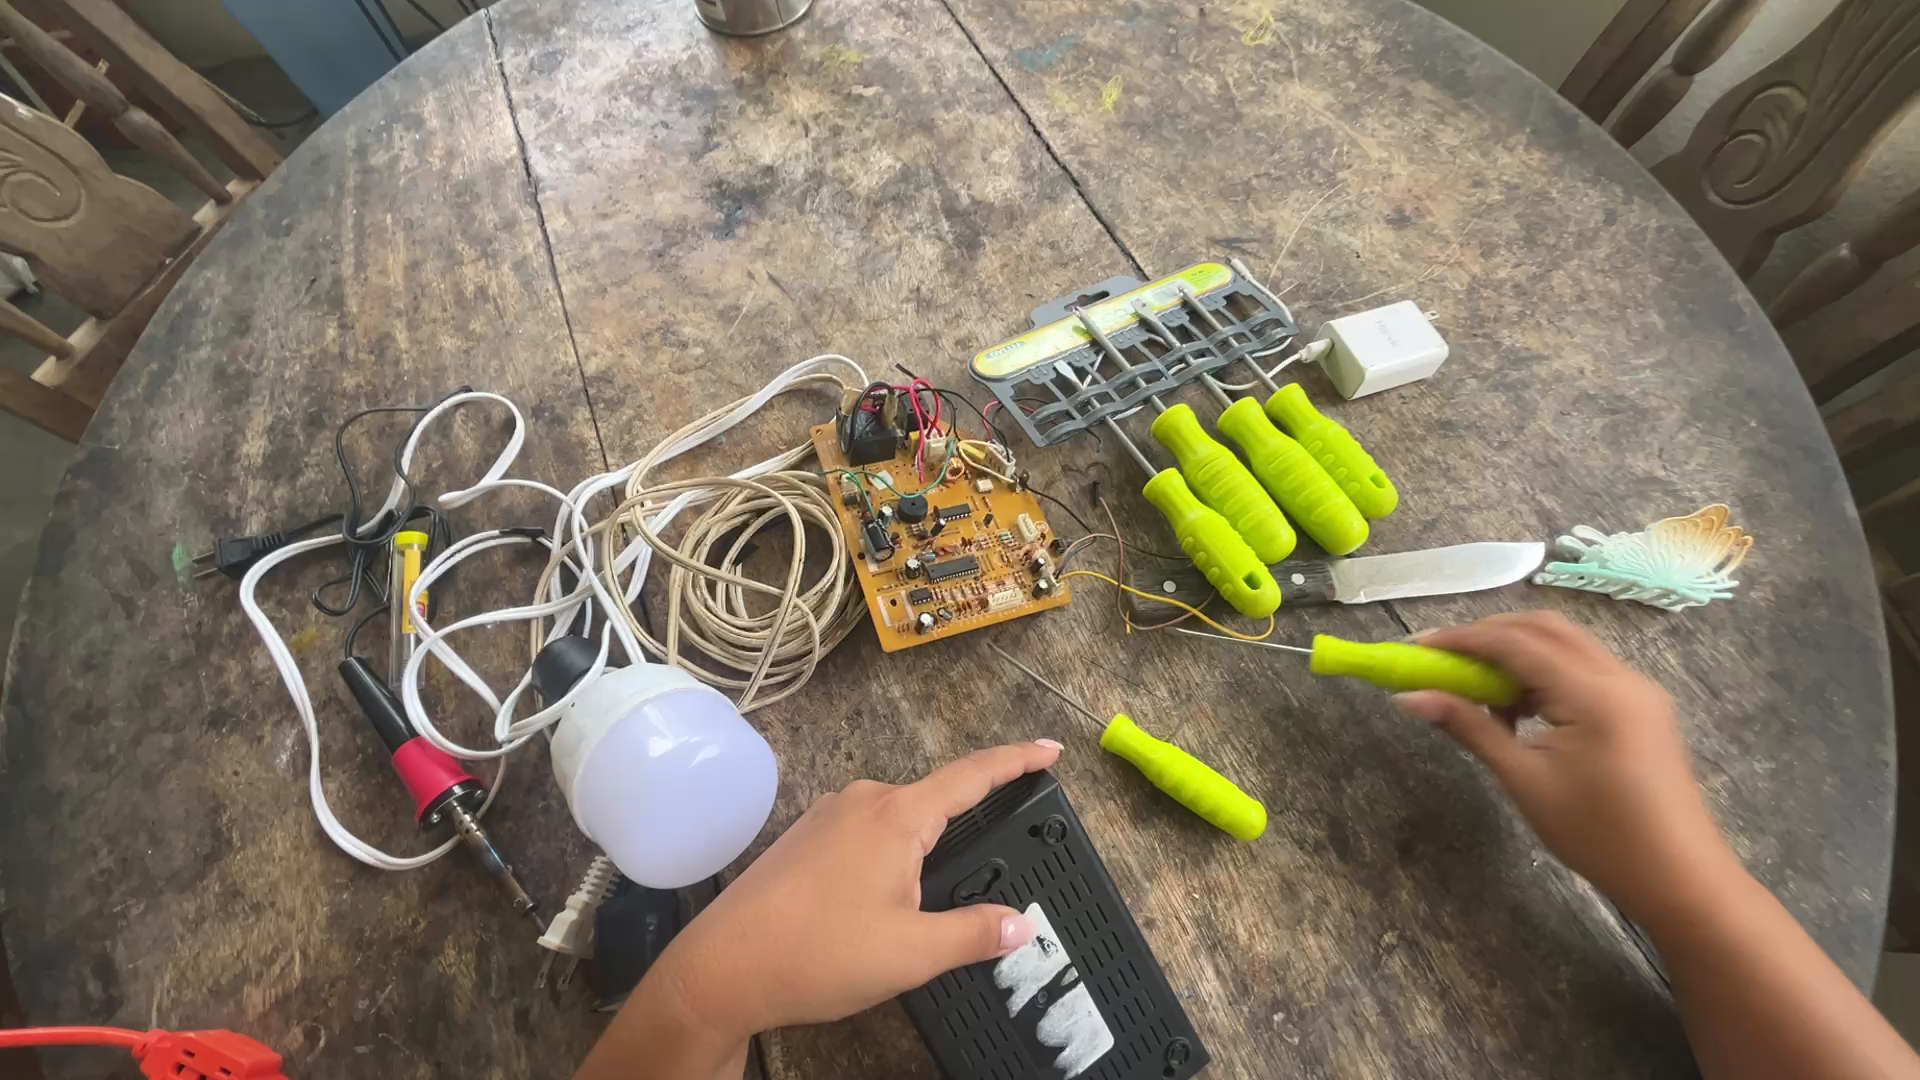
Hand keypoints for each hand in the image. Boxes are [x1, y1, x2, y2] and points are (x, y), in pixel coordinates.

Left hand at [644, 741, 1061, 1039]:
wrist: (723, 964)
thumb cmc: (821, 952)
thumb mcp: (909, 953)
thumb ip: (972, 933)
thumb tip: (1022, 924)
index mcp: (898, 815)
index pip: (973, 776)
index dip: (1017, 759)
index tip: (1051, 747)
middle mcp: (866, 797)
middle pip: (935, 800)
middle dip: (963, 829)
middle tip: (982, 868)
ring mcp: (833, 811)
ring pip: (899, 819)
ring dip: (921, 849)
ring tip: (917, 905)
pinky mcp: (809, 831)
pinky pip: (868, 829)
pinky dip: (890, 853)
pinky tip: (875, 898)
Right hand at [1393, 612, 1734, 917]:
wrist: (1682, 882)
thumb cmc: (1598, 834)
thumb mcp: (1522, 778)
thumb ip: (1467, 726)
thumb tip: (1406, 698)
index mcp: (1595, 695)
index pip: (1515, 643)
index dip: (1460, 639)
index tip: (1415, 648)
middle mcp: (1621, 679)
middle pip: (1543, 628)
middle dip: (1486, 633)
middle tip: (1442, 656)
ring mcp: (1635, 690)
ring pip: (1562, 643)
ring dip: (1512, 650)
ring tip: (1473, 684)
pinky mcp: (1637, 707)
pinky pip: (1578, 666)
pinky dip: (1537, 670)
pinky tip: (1514, 705)